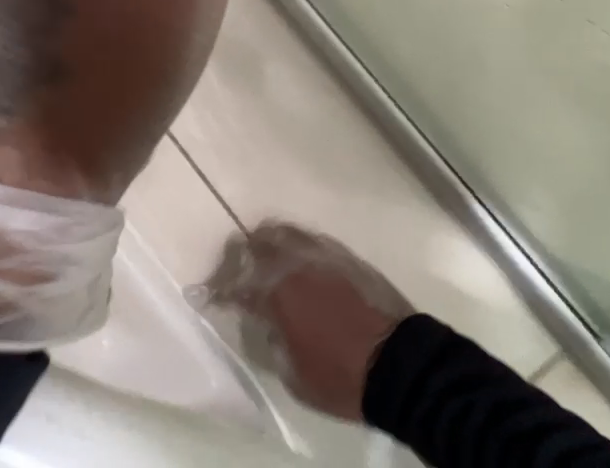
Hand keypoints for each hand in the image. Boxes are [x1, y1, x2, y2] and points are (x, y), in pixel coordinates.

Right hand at [205, 222, 417, 420]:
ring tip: (264, 260)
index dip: (217, 290)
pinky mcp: (347, 257)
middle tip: (234, 271)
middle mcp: (295, 265)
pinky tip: (299, 265)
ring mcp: (323, 256)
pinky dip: (297, 248)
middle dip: (238, 255)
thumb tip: (262, 324)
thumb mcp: (293, 375)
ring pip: (284, 232)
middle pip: (256, 242)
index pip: (234, 283)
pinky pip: (311, 240)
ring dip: (267, 243)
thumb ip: (269, 341)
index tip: (207, 296)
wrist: (402, 366)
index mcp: (276, 293)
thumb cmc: (342, 378)